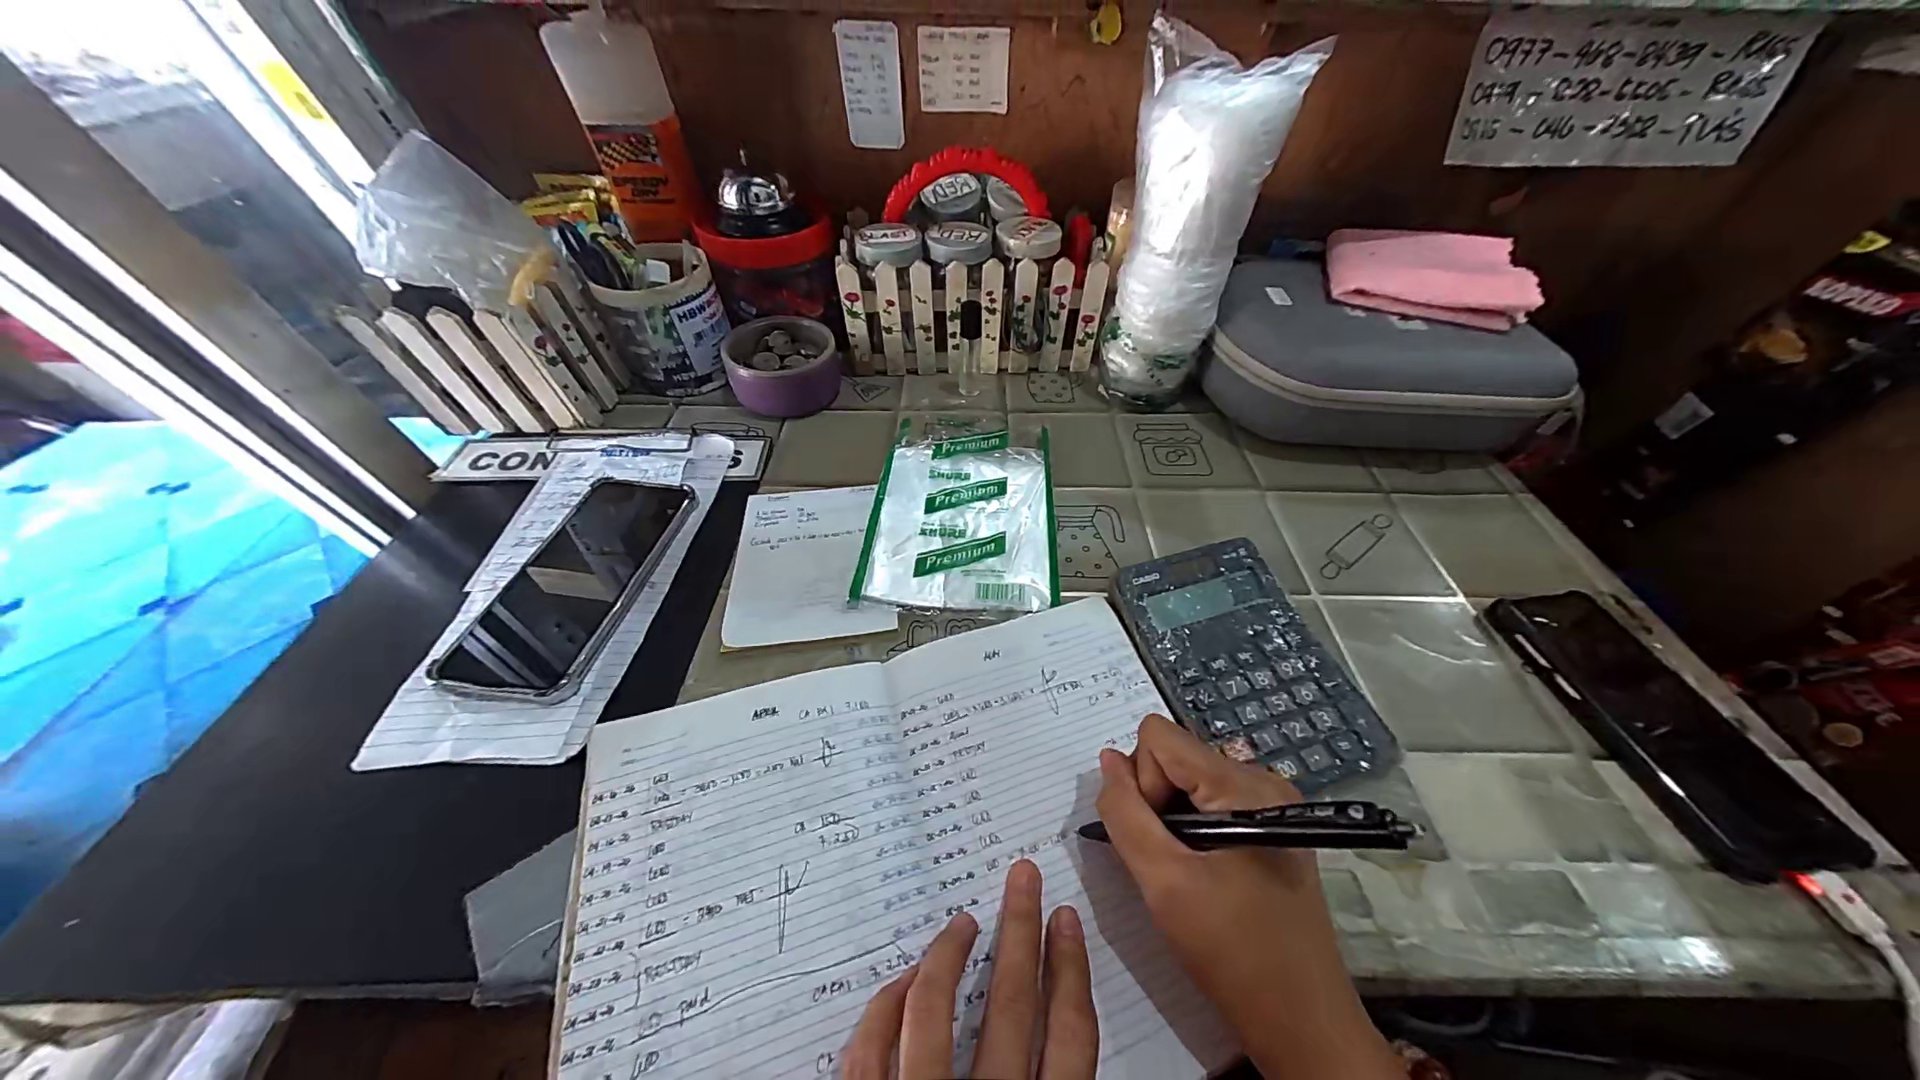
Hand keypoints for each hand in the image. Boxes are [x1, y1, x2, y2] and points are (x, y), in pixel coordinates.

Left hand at [841, 859, 1097, 1078]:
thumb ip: (1051, 1073)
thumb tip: (1058, 1020)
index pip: (1071, 1041)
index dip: (1071, 972)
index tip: (1065, 918)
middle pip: (1012, 1010)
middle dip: (1019, 933)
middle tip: (1022, 876)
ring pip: (935, 1014)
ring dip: (950, 955)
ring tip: (964, 918)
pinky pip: (871, 1053)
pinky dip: (886, 1009)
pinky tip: (904, 980)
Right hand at [1095, 714, 1401, 1079]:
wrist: (1302, 1021)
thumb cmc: (1232, 953)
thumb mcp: (1163, 882)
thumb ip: (1125, 813)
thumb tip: (1107, 760)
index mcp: (1244, 786)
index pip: (1159, 737)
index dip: (1141, 782)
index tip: (1158, 838)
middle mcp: (1262, 780)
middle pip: (1173, 754)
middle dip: (1156, 800)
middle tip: (1171, 862)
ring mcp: (1270, 802)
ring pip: (1186, 778)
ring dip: (1170, 817)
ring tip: (1187, 871)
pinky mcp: (1269, 824)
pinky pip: (1207, 799)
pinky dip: (1189, 827)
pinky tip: (1202, 870)